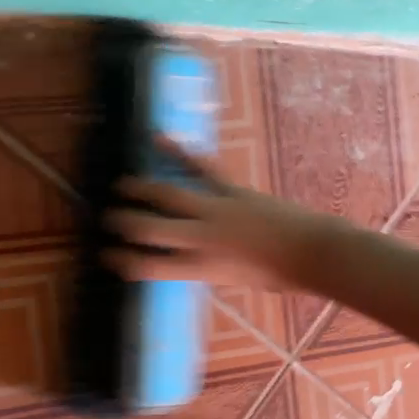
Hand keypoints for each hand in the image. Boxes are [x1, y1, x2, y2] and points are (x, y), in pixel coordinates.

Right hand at [102, 140, 346, 290]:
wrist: (312, 252)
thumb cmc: (277, 275)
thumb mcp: (234, 280)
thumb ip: (207, 267)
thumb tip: (189, 256)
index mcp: (201, 268)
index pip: (149, 266)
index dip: (123, 261)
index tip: (108, 256)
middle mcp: (200, 238)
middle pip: (149, 228)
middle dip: (123, 222)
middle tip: (106, 218)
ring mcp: (215, 209)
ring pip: (167, 194)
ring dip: (139, 188)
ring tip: (120, 185)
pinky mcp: (231, 189)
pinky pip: (200, 167)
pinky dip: (178, 152)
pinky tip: (157, 138)